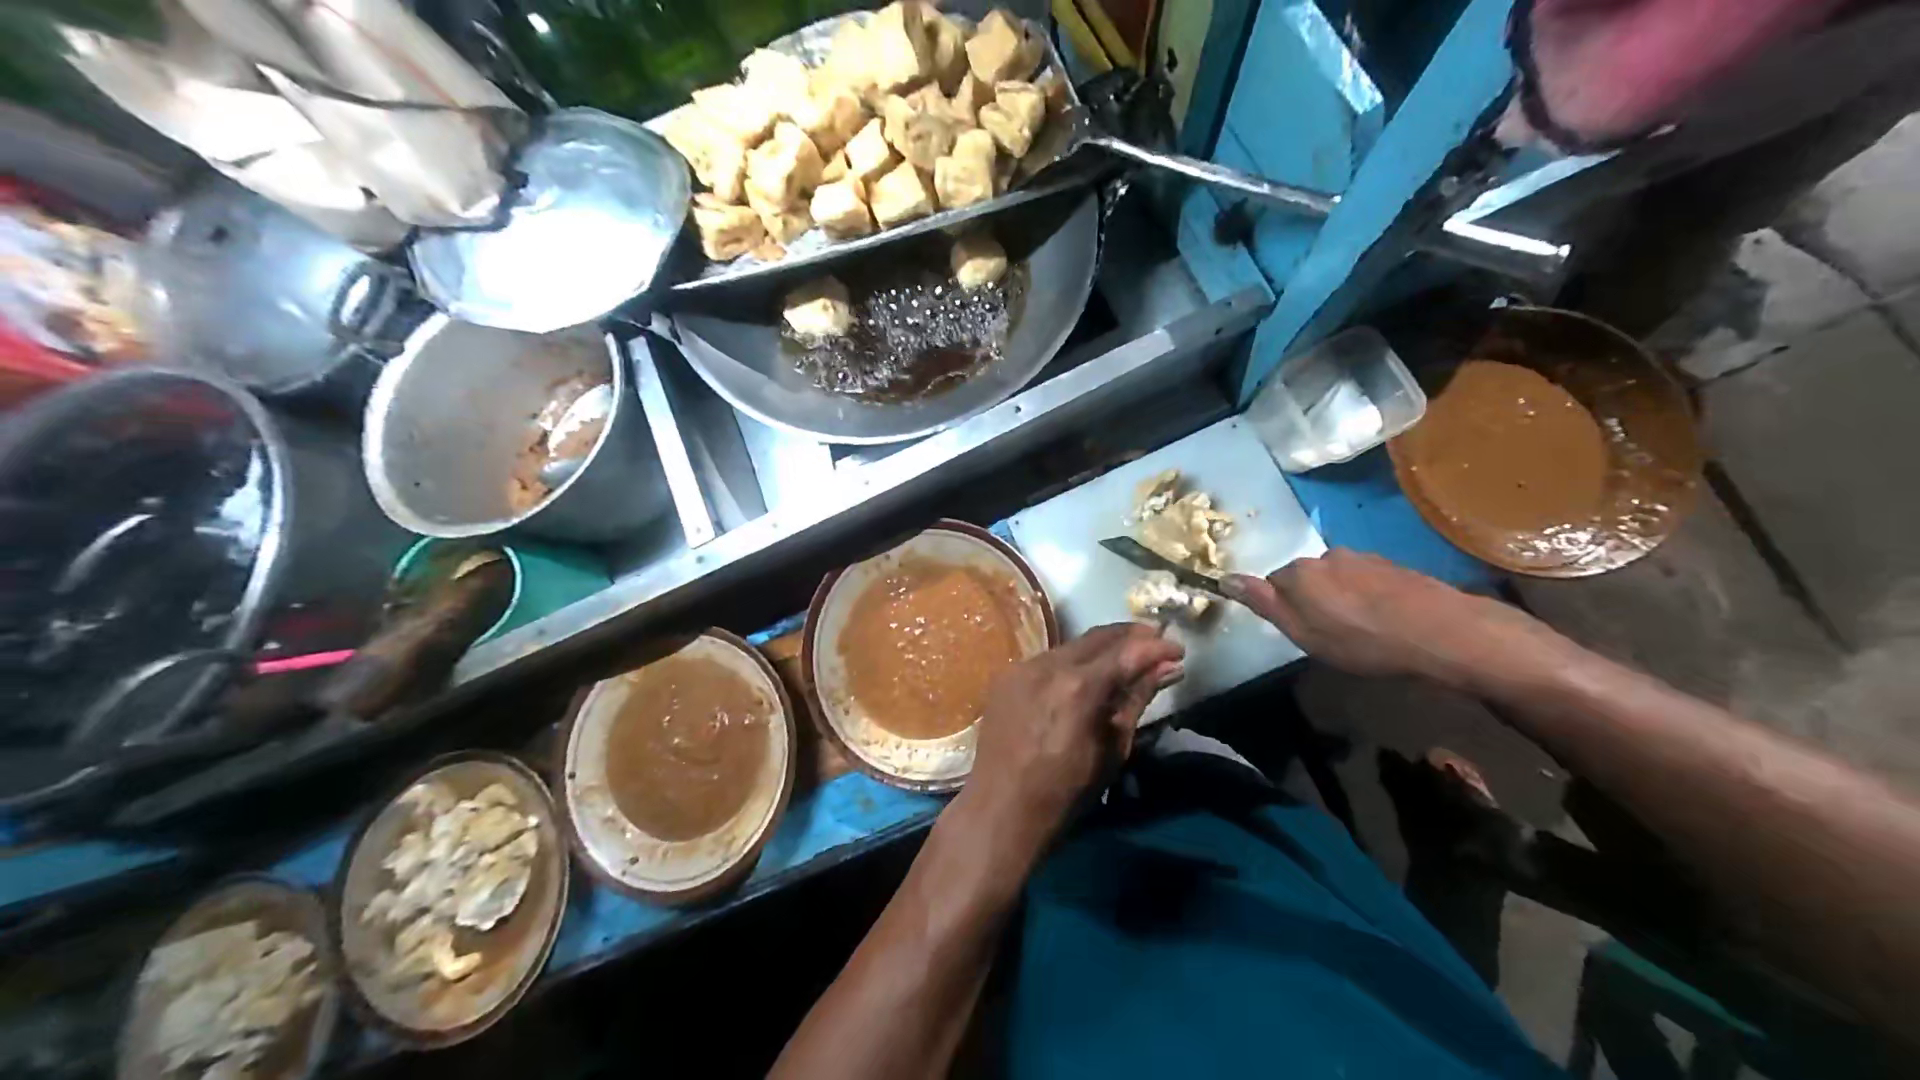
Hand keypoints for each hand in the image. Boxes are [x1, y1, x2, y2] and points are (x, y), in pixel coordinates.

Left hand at [962, 624, 1183, 854]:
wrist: (1000, 808)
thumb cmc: (1065, 791)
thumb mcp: (1113, 749)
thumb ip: (1136, 700)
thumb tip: (1166, 668)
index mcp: (1078, 687)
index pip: (1127, 651)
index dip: (1156, 647)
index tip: (1178, 649)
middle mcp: (1047, 665)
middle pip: (1097, 637)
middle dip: (1130, 636)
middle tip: (1157, 644)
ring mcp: (1022, 667)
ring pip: (1071, 646)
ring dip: (1101, 648)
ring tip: (1125, 657)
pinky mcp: (1006, 676)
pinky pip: (1048, 659)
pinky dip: (1073, 662)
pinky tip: (1086, 674)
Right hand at [1222, 548, 1571, 691]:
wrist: (1444, 634)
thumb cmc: (1363, 642)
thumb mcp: (1304, 634)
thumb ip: (1264, 604)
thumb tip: (1225, 579)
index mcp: (1299, 572)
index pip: (1272, 584)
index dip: (1284, 610)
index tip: (1302, 632)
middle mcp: (1327, 556)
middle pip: (1305, 578)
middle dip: (1312, 600)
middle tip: (1330, 634)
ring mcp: (1363, 557)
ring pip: (1336, 578)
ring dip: (1341, 598)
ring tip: (1362, 630)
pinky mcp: (1393, 565)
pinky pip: (1365, 580)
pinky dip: (1367, 597)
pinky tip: (1384, 620)